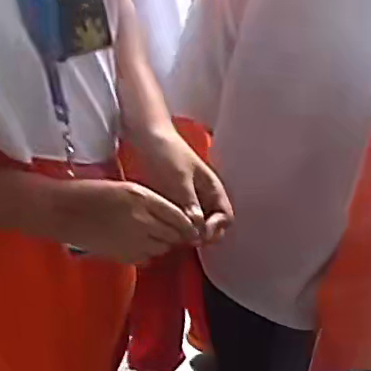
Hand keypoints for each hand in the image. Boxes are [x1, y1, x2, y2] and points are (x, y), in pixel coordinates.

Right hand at [38, 178, 198, 262]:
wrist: (60, 210)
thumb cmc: (89, 194)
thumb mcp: (124, 188)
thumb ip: (152, 202)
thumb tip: (176, 218)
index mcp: (142, 197)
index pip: (180, 217)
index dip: (187, 225)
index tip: (189, 228)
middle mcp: (143, 219)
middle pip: (175, 235)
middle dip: (174, 234)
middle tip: (164, 230)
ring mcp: (136, 239)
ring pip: (164, 247)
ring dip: (160, 243)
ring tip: (144, 234)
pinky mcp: (128, 255)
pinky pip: (149, 258)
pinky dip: (146, 253)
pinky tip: (131, 243)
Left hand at [130, 128, 232, 243]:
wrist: (144, 132)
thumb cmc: (166, 151)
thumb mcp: (179, 179)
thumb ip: (190, 205)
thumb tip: (198, 231)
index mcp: (215, 190)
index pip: (226, 218)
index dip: (215, 229)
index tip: (198, 234)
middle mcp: (208, 198)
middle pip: (215, 226)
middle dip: (203, 234)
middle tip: (185, 238)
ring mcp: (194, 201)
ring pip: (200, 225)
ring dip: (191, 232)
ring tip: (176, 235)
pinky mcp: (179, 202)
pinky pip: (186, 221)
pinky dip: (180, 227)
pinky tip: (168, 227)